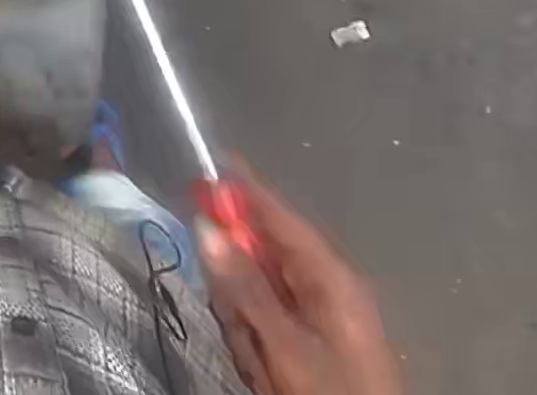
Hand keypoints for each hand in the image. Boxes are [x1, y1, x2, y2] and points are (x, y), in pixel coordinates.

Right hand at [198, 171, 401, 394]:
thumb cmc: (332, 392)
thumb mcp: (285, 343)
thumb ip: (243, 283)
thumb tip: (204, 224)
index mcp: (329, 274)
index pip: (277, 213)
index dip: (240, 188)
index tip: (205, 165)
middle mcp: (324, 282)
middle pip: (259, 248)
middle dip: (235, 278)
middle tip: (233, 315)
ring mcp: (318, 308)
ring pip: (254, 282)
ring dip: (241, 312)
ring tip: (254, 354)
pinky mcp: (309, 332)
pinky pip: (263, 309)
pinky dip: (251, 329)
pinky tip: (260, 363)